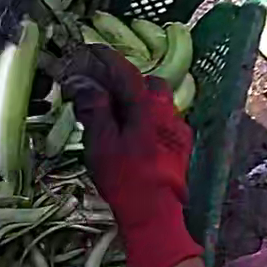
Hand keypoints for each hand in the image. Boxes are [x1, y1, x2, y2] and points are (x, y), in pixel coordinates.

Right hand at [60, 45, 201, 266]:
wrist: (156, 214)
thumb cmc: (125, 179)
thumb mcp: (101, 144)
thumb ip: (94, 109)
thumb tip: (84, 82)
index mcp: (145, 106)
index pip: (124, 70)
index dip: (104, 59)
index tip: (87, 52)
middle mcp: (166, 110)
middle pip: (144, 82)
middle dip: (122, 79)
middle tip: (98, 86)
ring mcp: (177, 126)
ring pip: (156, 100)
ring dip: (136, 99)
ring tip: (115, 110)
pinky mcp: (181, 143)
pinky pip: (163, 118)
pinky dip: (146, 116)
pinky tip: (135, 131)